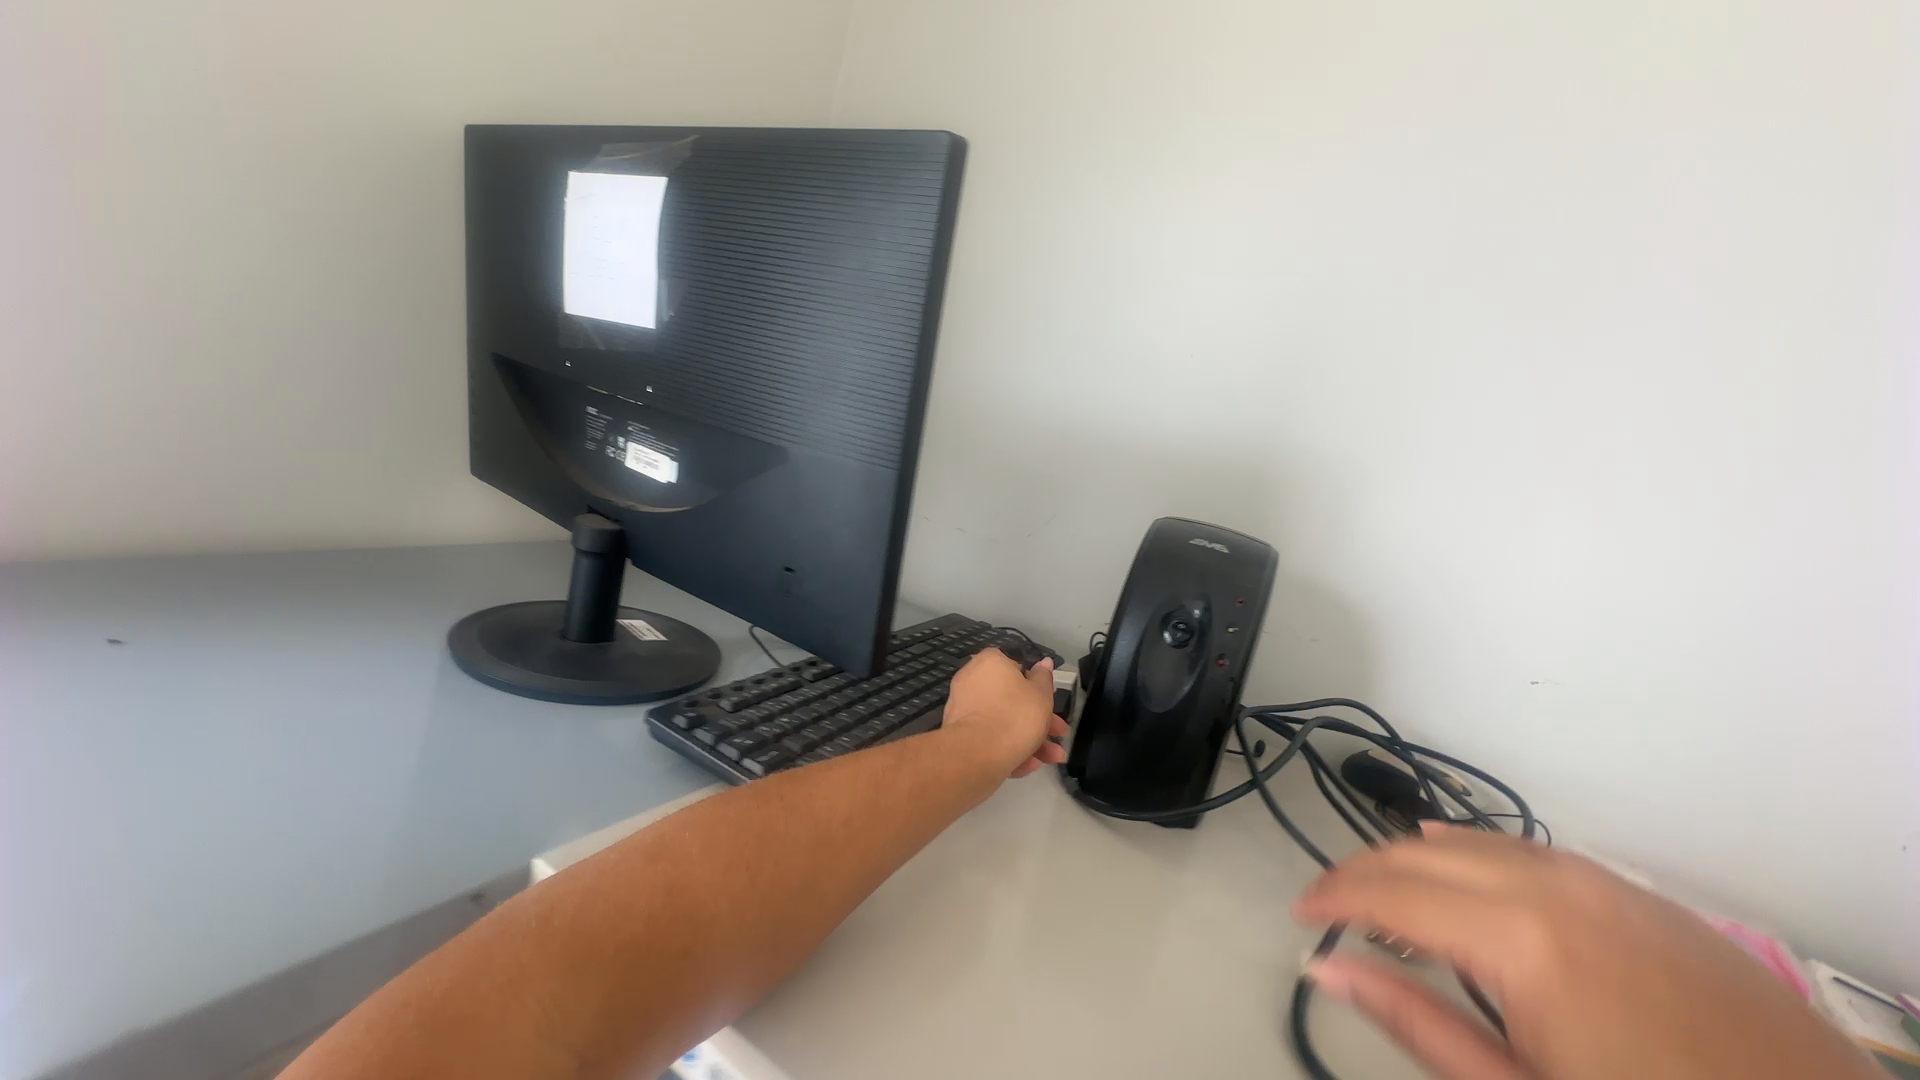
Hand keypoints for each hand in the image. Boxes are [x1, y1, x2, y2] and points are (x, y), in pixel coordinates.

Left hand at [941, 649, 1067, 778]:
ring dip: (1029, 739)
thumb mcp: (1041, 694)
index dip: (1037, 688)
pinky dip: (1008, 748)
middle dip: (1039, 720)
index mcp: (989, 663)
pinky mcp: (960, 734)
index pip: (1017, 668)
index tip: (1049, 704)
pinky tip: (1028, 765)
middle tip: (1058, 734)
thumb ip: (1044, 678)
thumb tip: (1044, 662)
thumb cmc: (1015, 715)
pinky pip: (989, 738)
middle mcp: (972, 681)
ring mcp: (963, 709)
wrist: (978, 754)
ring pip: (1002, 721)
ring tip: (1050, 758)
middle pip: (1012, 700)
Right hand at [1293, 824, 1879, 1079]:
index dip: (1334, 896)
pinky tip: (1461, 864)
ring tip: (1380, 888)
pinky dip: (1476, 853)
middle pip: (1423, 854)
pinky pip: (1531, 851)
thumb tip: (1324, 968)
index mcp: (1518, 938)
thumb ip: (1414, 1022)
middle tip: (1328, 904)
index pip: (1390, 893)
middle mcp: (1552, 886)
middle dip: (1364, 871)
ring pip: (1474, 841)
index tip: (1299, 913)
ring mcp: (1604, 883)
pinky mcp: (1642, 895)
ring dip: (1415, 858)